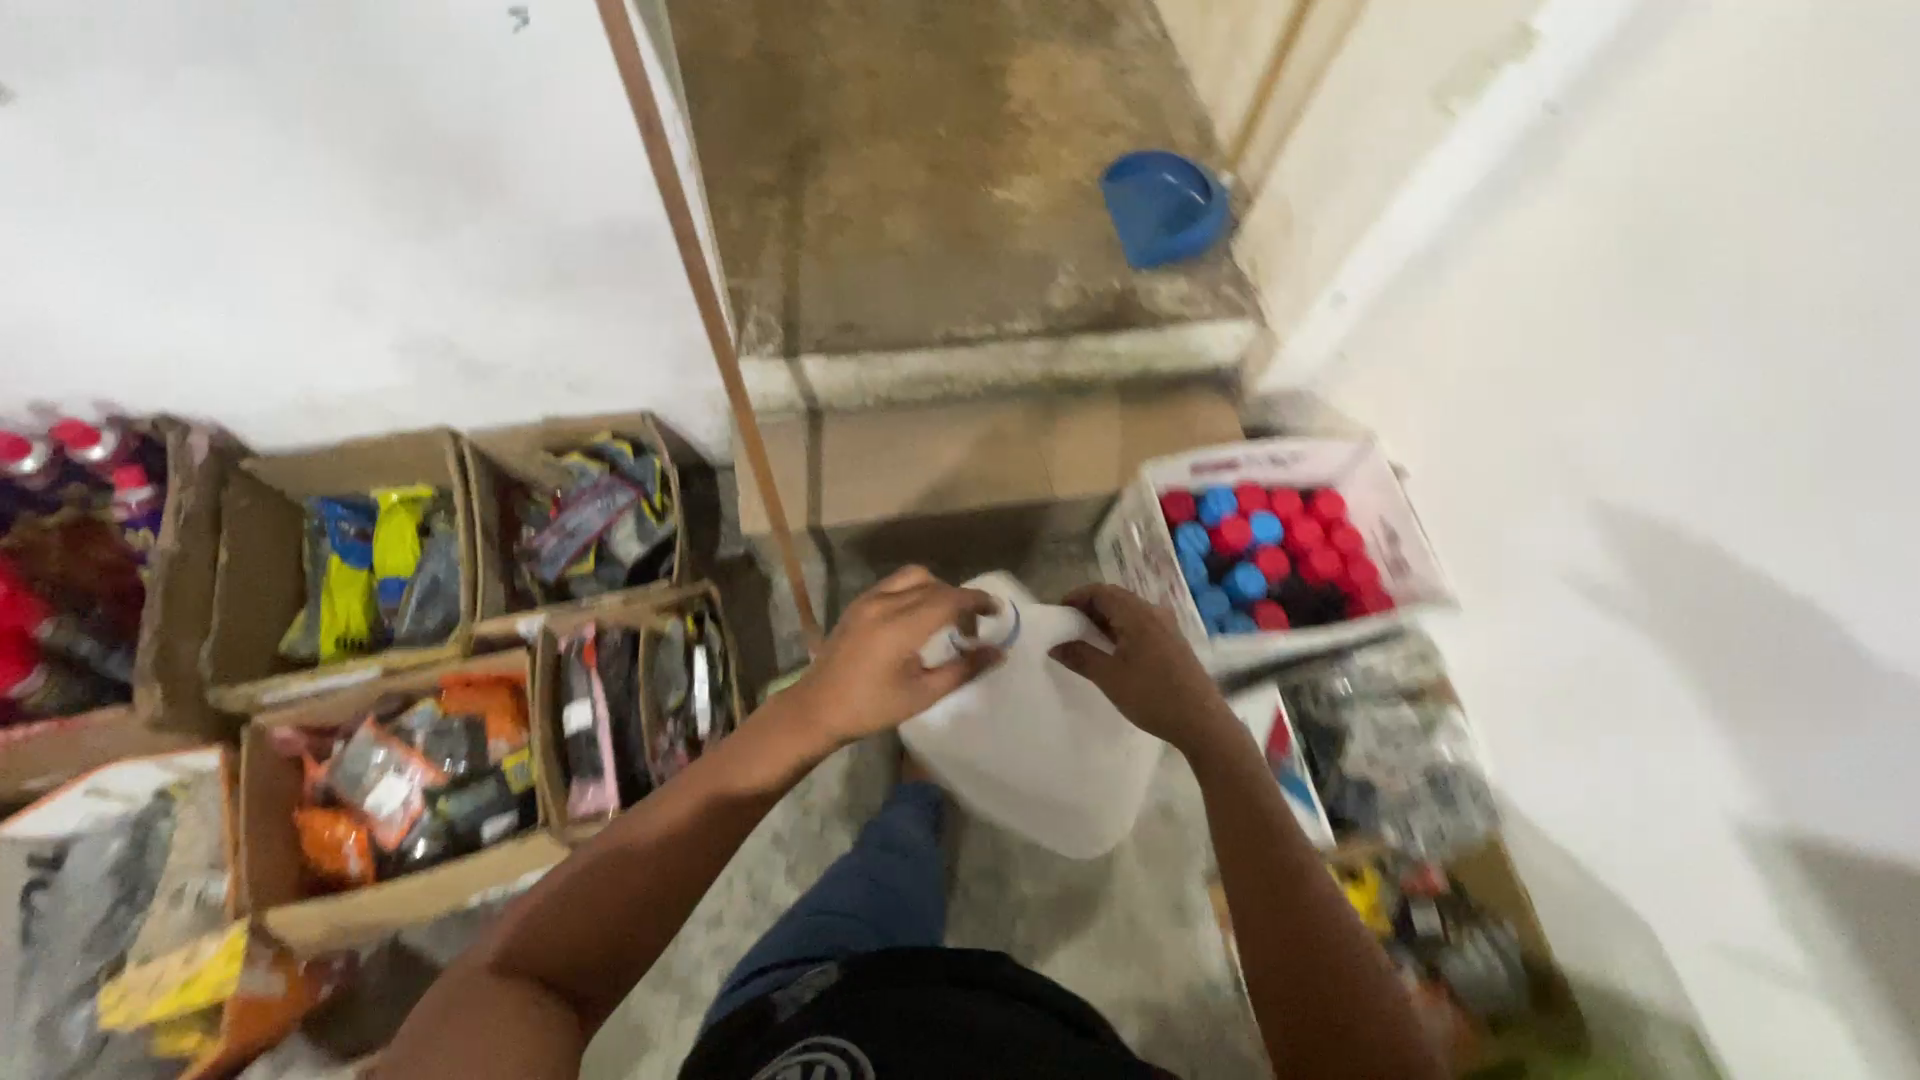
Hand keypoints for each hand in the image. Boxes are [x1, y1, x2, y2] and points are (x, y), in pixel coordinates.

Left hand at [786, 566, 1001, 747]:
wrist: (817, 709)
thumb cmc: (871, 708)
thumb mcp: (923, 694)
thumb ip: (964, 669)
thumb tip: (998, 652)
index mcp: (900, 627)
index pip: (949, 599)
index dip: (978, 601)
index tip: (996, 613)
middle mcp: (884, 604)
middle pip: (935, 585)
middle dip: (960, 600)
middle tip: (972, 629)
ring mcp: (867, 600)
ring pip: (914, 577)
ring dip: (937, 590)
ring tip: (946, 619)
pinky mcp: (857, 604)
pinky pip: (895, 584)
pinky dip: (915, 591)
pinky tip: (918, 619)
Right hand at [1049, 584, 1239, 755]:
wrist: (1202, 722)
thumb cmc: (1152, 697)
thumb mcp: (1109, 678)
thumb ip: (1080, 657)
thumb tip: (1055, 645)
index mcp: (1137, 614)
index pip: (1100, 591)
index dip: (1075, 597)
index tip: (1057, 614)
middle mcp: (1153, 612)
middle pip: (1115, 597)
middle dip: (1088, 607)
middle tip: (1066, 627)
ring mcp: (1167, 627)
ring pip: (1128, 611)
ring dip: (1104, 619)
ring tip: (1084, 640)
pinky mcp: (1173, 642)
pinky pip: (1140, 624)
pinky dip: (1120, 629)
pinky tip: (1111, 651)